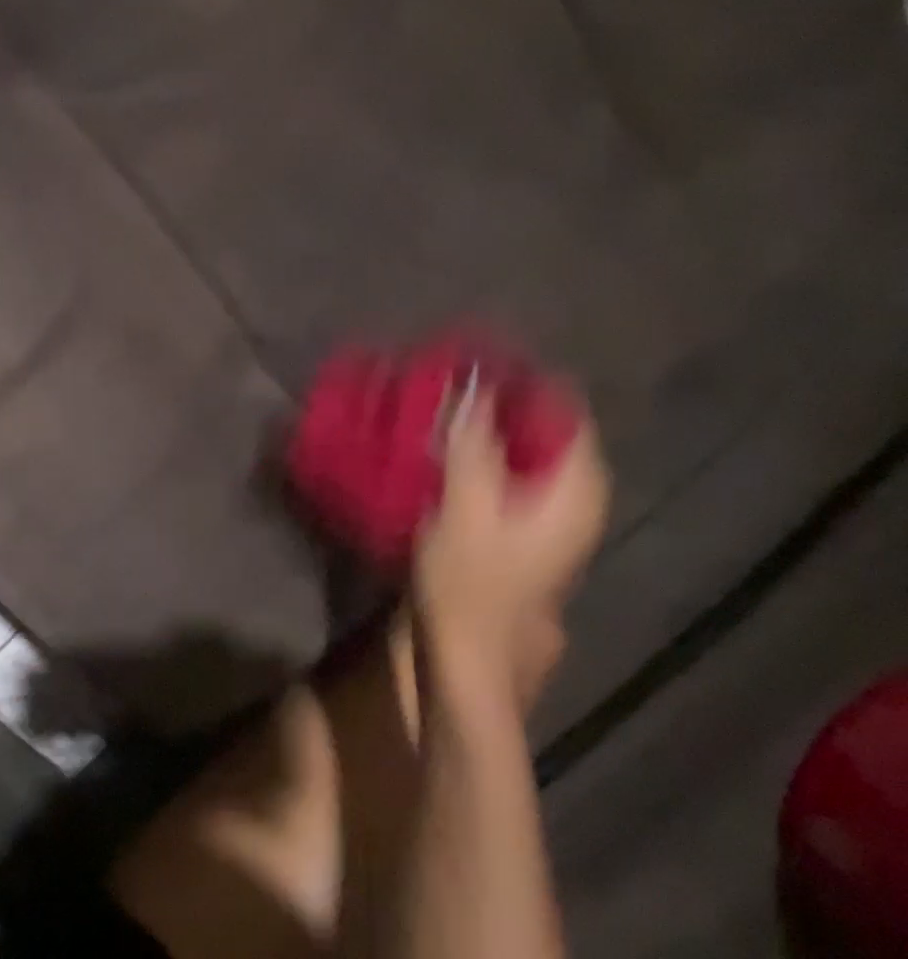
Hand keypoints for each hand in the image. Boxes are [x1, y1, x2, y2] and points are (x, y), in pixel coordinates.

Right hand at [413, 390, 609, 706]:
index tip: (471, 362)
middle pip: (544, 433)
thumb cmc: (470, 581)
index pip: (562, 411)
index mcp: (576, 488)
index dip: (520, 383)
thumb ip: (470, 446)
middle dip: (497, 407)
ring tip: (438, 416)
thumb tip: (470, 388)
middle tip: (446, 387)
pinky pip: (512, 480)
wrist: (470, 653)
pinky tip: (444, 460)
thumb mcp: (463, 507)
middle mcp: (577, 499)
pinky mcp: (527, 536)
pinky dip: (483, 463)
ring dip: (486, 436)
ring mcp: (555, 520)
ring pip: (525, 457)